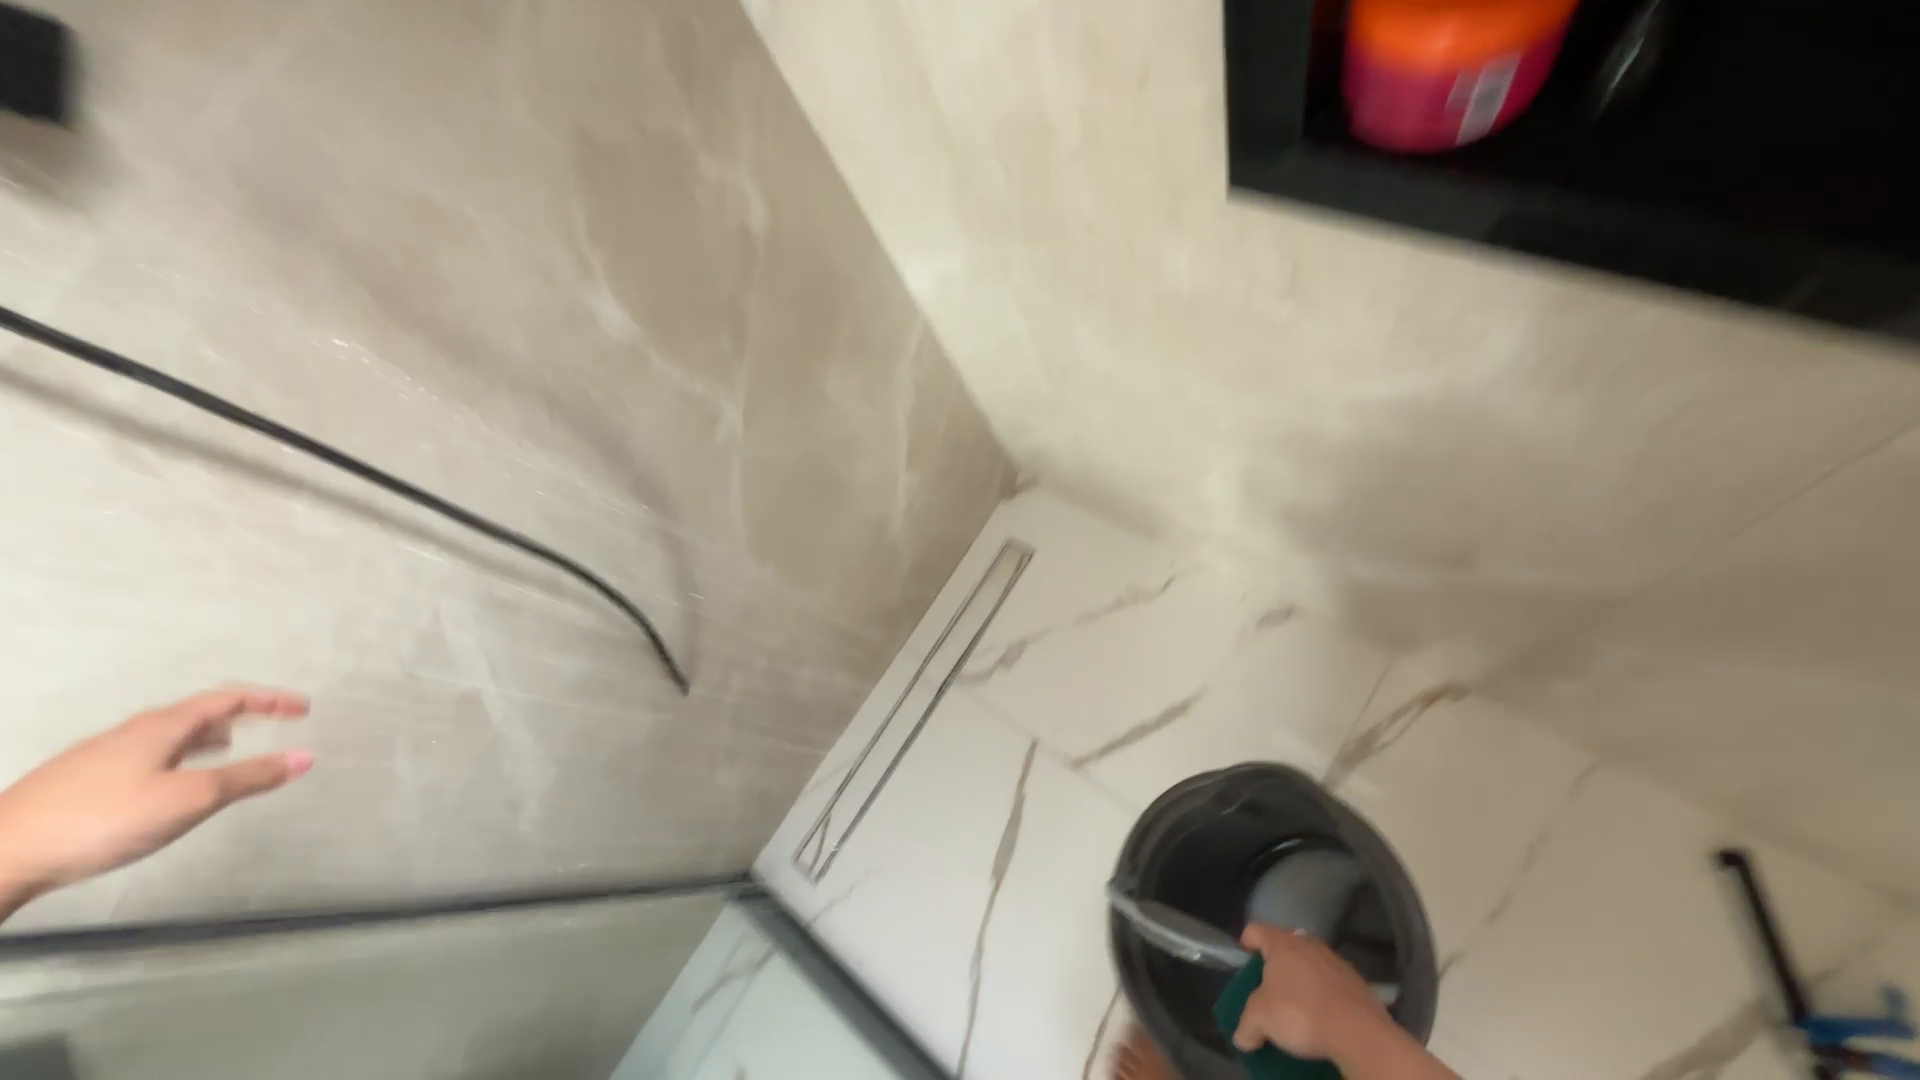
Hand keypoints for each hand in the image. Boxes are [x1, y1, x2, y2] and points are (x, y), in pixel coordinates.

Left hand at [0, 687, 312, 919]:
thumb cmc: (104, 819)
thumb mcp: (192, 798)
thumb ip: (251, 777)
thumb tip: (306, 756)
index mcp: (162, 727)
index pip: (228, 699)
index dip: (270, 701)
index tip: (303, 708)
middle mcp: (131, 733)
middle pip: (195, 713)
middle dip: (238, 715)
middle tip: (269, 724)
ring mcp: (98, 757)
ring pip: (166, 736)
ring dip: (205, 737)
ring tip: (227, 751)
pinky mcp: (76, 783)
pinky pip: (143, 756)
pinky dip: (175, 758)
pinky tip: (168, 784)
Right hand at [1234, 924, 1460, 1079]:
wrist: (1360, 1034)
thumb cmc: (1301, 1014)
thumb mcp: (1262, 1020)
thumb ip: (1246, 1026)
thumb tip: (1242, 1039)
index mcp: (1281, 943)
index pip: (1255, 930)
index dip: (1246, 943)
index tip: (1245, 961)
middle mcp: (1308, 944)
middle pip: (1285, 945)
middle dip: (1276, 963)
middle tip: (1269, 986)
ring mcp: (1336, 962)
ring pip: (1310, 963)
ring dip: (1302, 979)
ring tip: (1297, 1005)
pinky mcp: (1357, 983)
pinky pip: (1331, 982)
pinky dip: (1324, 994)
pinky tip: (1323, 1017)